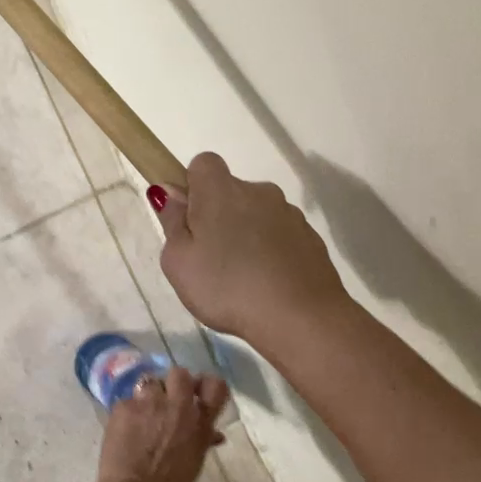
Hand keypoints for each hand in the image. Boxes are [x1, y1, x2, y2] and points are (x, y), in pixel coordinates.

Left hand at [91, 366, 228, 481]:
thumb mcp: (195, 461)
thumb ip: (203, 439)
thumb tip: (214, 434)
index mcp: (200, 422)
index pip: (215, 385)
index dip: (206, 385)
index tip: (198, 392)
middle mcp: (177, 406)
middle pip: (180, 373)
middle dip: (174, 383)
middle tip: (167, 400)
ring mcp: (148, 403)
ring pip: (150, 382)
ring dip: (149, 395)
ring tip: (143, 414)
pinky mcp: (124, 406)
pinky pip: (129, 400)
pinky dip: (129, 412)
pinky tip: (125, 429)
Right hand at [157, 152, 350, 339]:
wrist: (300, 317)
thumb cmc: (226, 287)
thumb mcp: (179, 262)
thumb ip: (172, 222)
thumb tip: (170, 193)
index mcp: (222, 191)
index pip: (203, 163)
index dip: (192, 187)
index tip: (189, 220)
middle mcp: (259, 191)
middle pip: (231, 192)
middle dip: (219, 216)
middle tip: (209, 259)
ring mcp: (289, 214)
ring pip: (257, 215)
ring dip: (247, 235)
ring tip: (241, 279)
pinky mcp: (311, 238)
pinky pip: (280, 237)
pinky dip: (271, 252)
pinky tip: (267, 285)